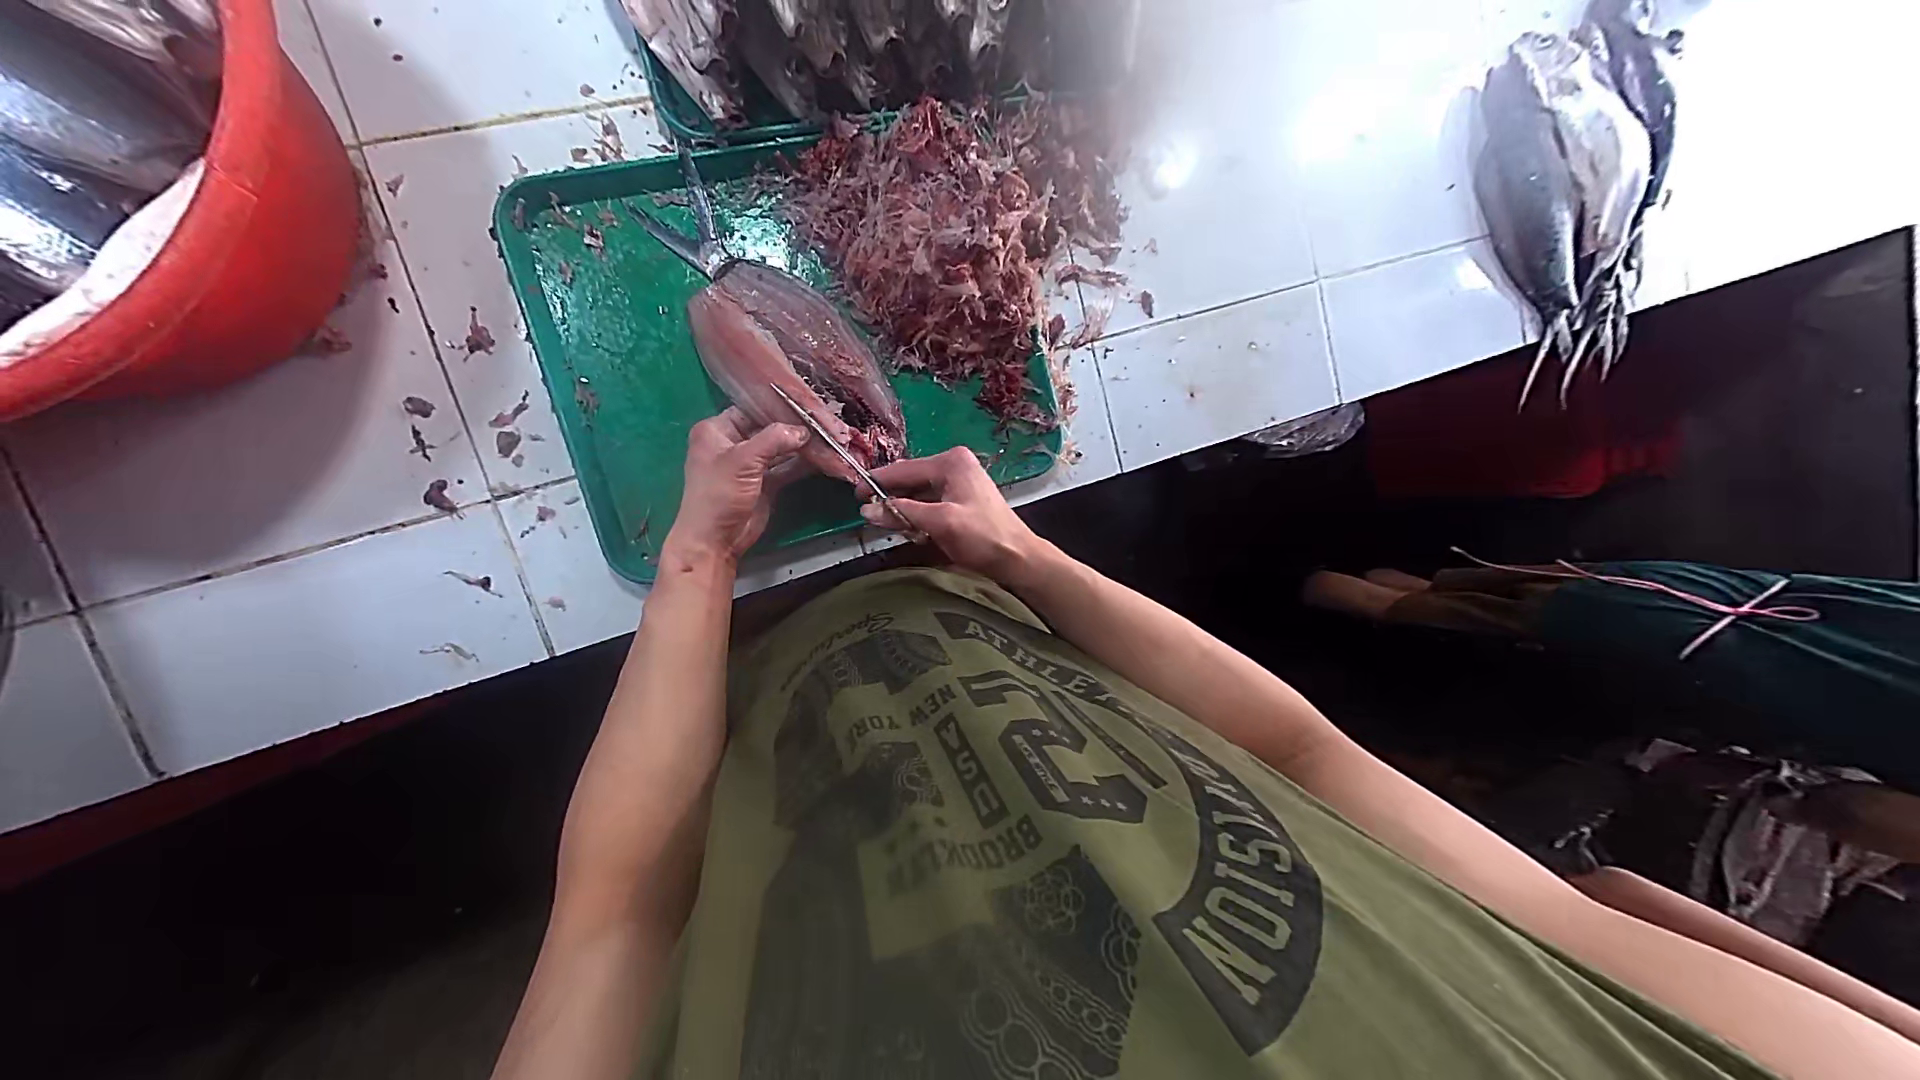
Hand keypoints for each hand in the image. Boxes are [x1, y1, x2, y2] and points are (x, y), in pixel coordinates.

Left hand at [662, 408, 809, 569]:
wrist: (716, 539)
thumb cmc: (719, 494)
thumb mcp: (743, 460)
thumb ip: (774, 439)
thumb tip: (803, 430)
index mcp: (717, 430)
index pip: (752, 408)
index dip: (778, 405)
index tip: (807, 402)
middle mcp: (733, 443)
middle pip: (770, 428)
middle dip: (796, 427)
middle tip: (825, 420)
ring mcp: (751, 464)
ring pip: (781, 449)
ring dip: (803, 446)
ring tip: (830, 438)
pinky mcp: (765, 482)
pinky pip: (787, 467)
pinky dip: (804, 463)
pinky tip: (824, 456)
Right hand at [859, 447, 1057, 587]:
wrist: (1018, 558)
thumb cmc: (983, 537)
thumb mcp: (940, 522)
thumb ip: (902, 513)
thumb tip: (866, 510)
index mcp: (951, 461)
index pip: (904, 469)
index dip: (877, 482)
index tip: (854, 494)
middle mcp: (954, 465)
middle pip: (910, 480)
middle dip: (892, 500)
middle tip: (872, 519)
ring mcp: (959, 482)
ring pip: (918, 494)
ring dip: (905, 511)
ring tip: (896, 528)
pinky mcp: (961, 500)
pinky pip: (929, 503)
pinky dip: (919, 516)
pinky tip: (915, 532)